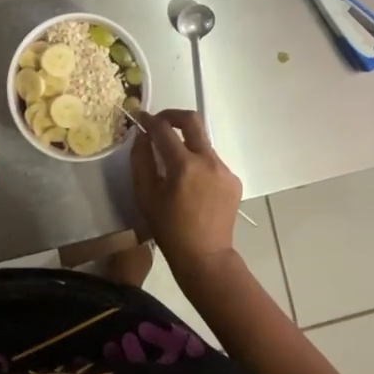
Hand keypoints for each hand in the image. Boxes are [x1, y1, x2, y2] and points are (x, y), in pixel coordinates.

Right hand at [131, 109, 242, 268]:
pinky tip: (192, 185)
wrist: (205, 257)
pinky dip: (199, 163)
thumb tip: (142, 136)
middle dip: (173, 116)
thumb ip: (141, 161)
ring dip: (186, 143)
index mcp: (184, 165)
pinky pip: (212, 161)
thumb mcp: (146, 196)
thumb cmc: (169, 229)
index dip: (150, 120)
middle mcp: (208, 161)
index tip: (140, 117)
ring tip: (174, 164)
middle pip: (192, 120)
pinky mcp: (233, 180)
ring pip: (203, 142)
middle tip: (160, 124)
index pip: (164, 129)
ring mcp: (224, 169)